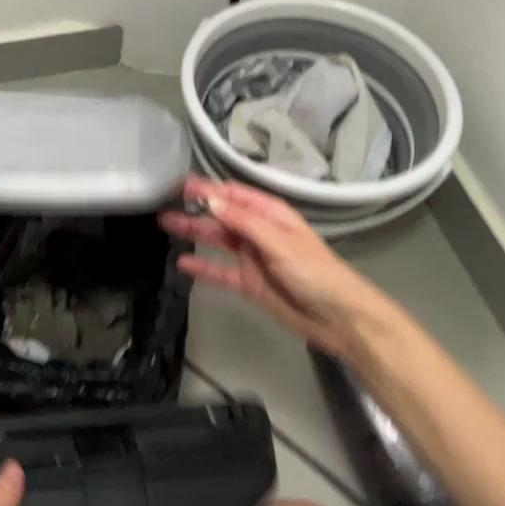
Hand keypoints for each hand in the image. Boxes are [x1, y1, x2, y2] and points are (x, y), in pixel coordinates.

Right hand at [158, 175, 387, 356]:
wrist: (339, 319)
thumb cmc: (315, 272)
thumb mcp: (279, 242)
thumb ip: (243, 222)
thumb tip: (211, 200)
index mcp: (270, 215)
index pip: (234, 195)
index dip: (209, 189)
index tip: (181, 186)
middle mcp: (258, 233)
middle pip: (221, 216)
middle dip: (196, 209)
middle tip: (164, 204)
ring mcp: (252, 258)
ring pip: (217, 240)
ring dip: (194, 233)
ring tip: (165, 226)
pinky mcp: (249, 284)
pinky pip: (220, 272)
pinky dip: (202, 268)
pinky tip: (182, 265)